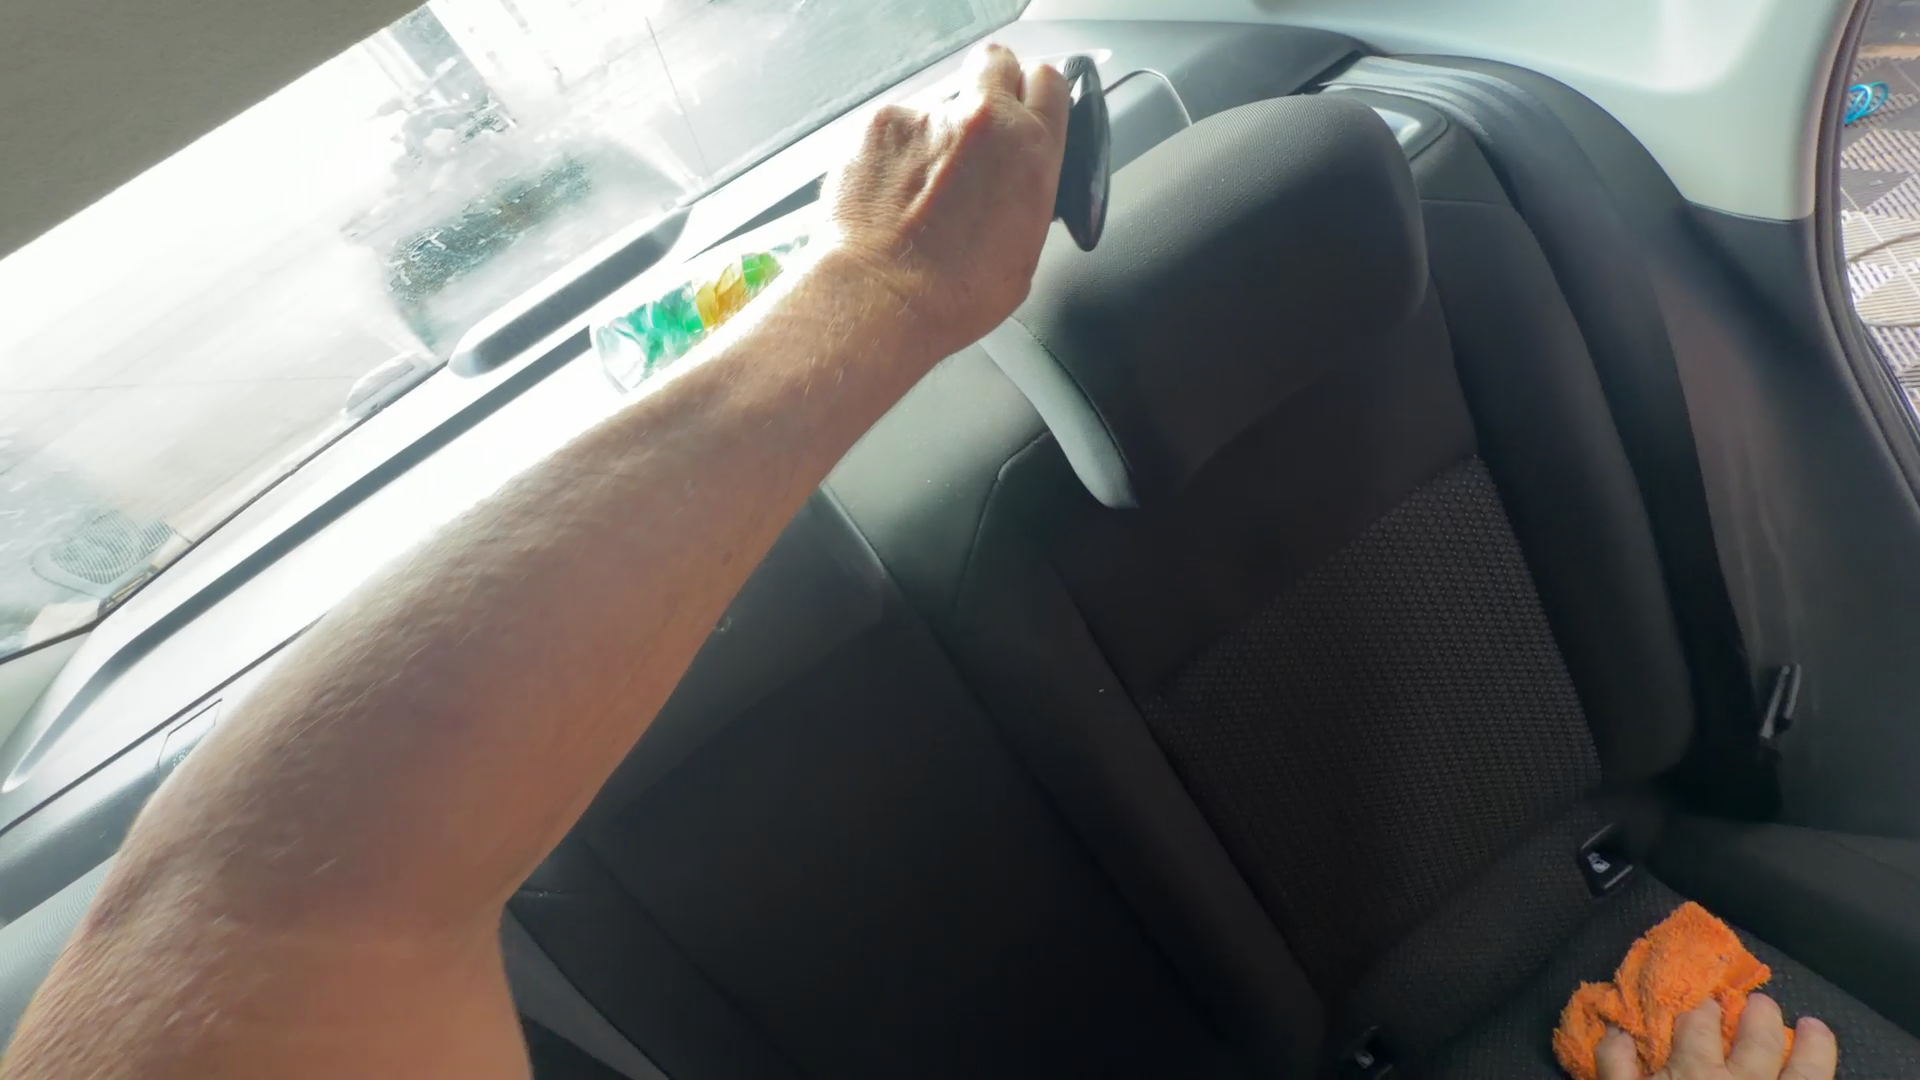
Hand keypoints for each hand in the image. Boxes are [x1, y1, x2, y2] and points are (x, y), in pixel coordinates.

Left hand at [821, 42, 1069, 357]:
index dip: (1035, 99)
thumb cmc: (951, 297)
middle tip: (977, 138)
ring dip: (935, 138)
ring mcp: (926, 116)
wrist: (882, 299)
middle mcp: (981, 121)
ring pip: (938, 105)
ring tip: (920, 197)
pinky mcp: (879, 125)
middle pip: (997, 63)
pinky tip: (889, 200)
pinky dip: (893, 157)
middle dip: (991, 91)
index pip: (1049, 82)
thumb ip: (1024, 204)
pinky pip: (893, 129)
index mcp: (1030, 152)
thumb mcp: (1022, 260)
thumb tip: (1013, 198)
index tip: (1025, 113)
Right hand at [1599, 996, 1836, 1079]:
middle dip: (1758, 1018)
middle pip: (1757, 1043)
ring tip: (1814, 1026)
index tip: (1707, 1000)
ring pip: (1804, 1074)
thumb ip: (1615, 1065)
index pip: (1699, 1028)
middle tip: (1761, 1001)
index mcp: (1695, 1073)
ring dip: (1812, 1047)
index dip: (1703, 1011)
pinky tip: (1825, 1076)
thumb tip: (1617, 1031)